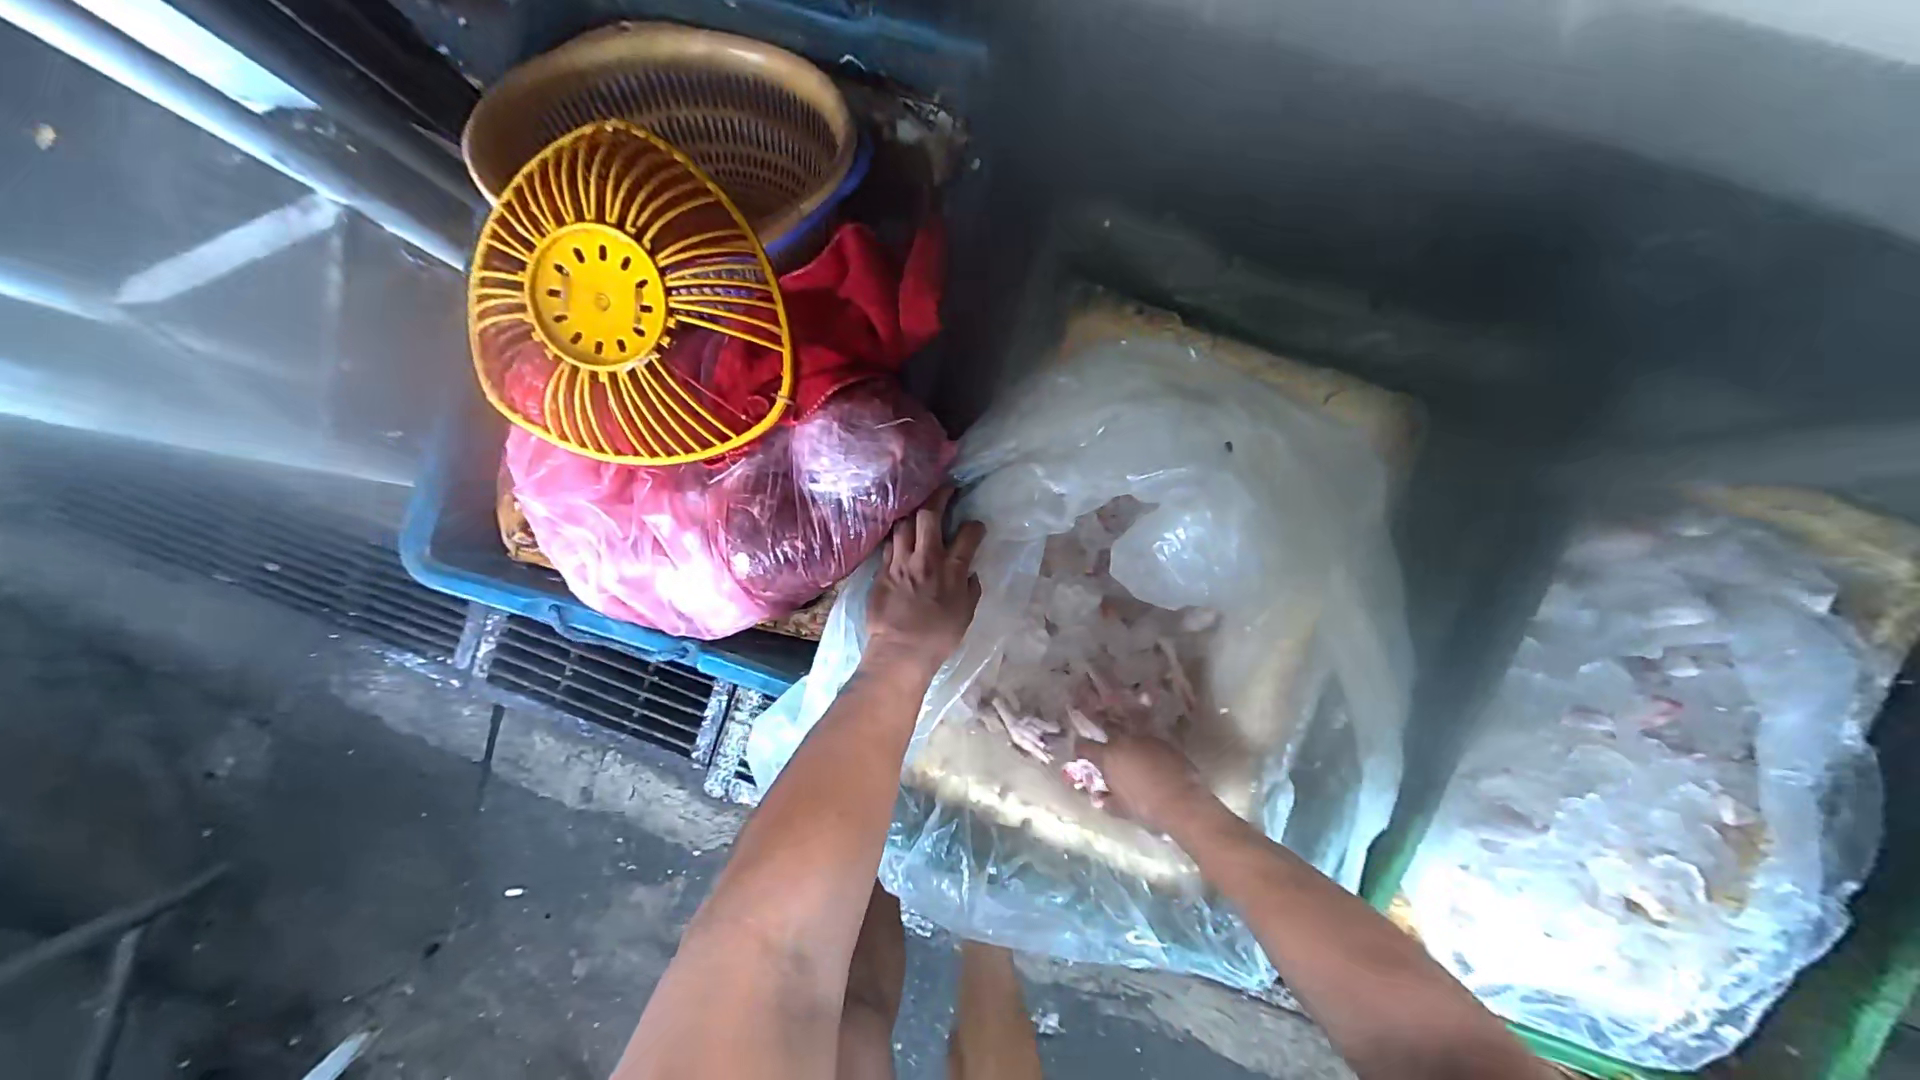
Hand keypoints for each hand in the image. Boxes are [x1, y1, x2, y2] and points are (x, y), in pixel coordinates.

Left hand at [865, 487, 985, 673]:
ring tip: (919, 510)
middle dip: (939, 497)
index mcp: (952, 569)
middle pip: (929, 515)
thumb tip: (969, 573)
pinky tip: (900, 535)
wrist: (901, 651)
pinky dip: (897, 536)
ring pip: (904, 524)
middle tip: (946, 490)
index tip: (975, 526)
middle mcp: (926, 558)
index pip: (969, 533)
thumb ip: (970, 589)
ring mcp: (901, 562)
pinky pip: (889, 543)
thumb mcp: (966, 614)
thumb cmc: (939, 636)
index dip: (975, 525)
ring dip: (913, 514)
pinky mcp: (882, 570)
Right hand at [1080, 732, 1217, 834]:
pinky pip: (1149, 743)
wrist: (1183, 802)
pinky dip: (1147, 750)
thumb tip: (1099, 797)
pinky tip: (1153, 763)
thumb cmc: (1145, 807)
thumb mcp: (1119, 808)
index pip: (1084, 746)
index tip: (1081, 755)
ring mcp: (1146, 739)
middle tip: (1109, 756)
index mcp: (1108, 756)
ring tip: (1133, 759)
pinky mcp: (1165, 742)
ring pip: (1130, 737)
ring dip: (1128, 745)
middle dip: (1107, 743)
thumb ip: (1105, 800)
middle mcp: (1124, 741)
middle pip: (1108, 734)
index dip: (1080, 750)